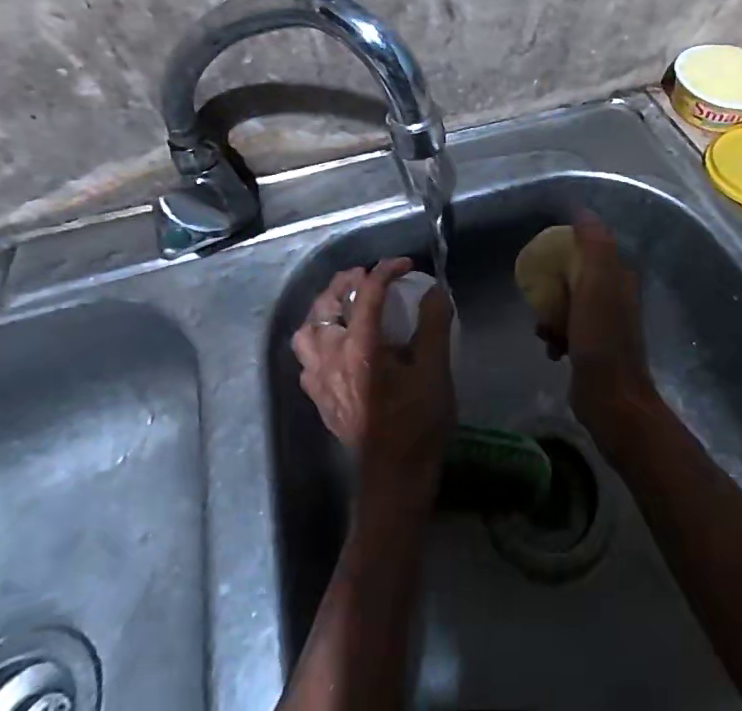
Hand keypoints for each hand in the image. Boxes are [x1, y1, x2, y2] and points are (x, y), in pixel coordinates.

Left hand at [292, 258, 455, 499]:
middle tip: (366, 277)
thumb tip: (434, 291)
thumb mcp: (434, 371)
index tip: (405, 264)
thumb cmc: (418, 424)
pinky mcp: (319, 398)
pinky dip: (320, 340)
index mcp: (359, 348)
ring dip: (324, 312)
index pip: (366, 294)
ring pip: (307, 332)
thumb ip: (433, 325)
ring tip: (346, 307)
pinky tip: (339, 346)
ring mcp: (319, 380)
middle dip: (344, 284)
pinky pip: (308, 358)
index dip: (385, 271)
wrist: (395, 477)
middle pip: (324, 306)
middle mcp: (330, 358)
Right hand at [554, 215, 660, 441]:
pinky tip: (550, 349)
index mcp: (620, 279)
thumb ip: (593, 247)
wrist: (609, 398)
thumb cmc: (601, 339)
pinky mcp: (593, 348)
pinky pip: (566, 330)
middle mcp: (616, 298)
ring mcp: (605, 325)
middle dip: (553, 286)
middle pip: (575, 277)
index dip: (565, 250)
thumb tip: (582, 211)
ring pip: (567, 304)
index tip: (542, 258)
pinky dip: (554, 336)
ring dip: (550, 314)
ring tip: (543, 329)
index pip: (590, 250)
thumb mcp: (596, 285)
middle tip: (538, 297)